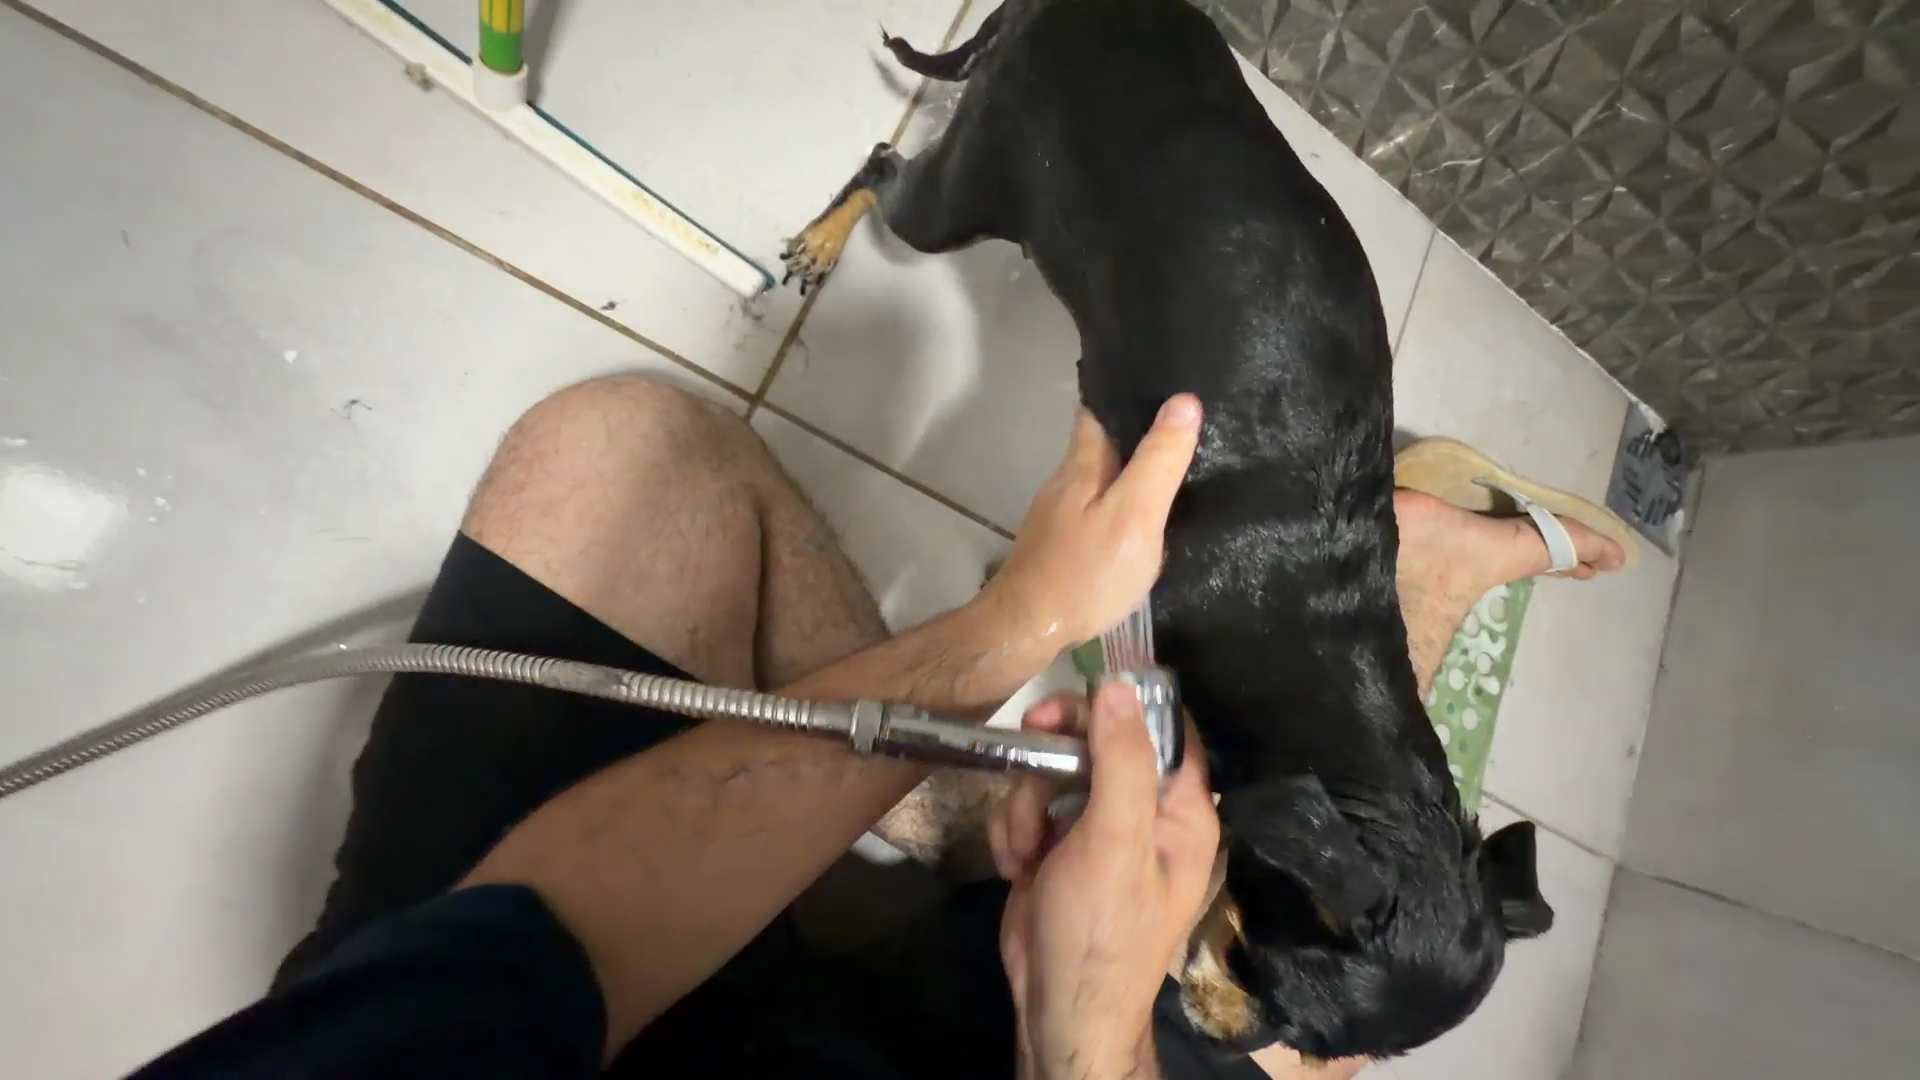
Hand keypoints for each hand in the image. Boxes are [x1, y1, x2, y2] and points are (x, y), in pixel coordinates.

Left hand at [986, 396, 1201, 652]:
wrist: (1026, 627)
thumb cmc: (1085, 571)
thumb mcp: (1135, 515)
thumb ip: (1158, 462)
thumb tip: (1183, 400)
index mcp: (1081, 465)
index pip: (1097, 412)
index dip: (1123, 396)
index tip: (1159, 387)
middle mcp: (1063, 483)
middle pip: (1097, 445)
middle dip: (1131, 435)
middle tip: (1178, 430)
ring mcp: (1054, 516)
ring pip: (1094, 481)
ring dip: (1124, 473)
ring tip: (1166, 472)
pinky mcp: (1054, 546)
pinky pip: (1090, 512)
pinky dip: (1113, 507)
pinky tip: (1134, 521)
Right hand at [991, 682, 1220, 1079]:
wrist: (1051, 1005)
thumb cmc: (1100, 928)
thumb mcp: (1116, 842)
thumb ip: (1121, 761)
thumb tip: (1119, 687)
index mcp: (1178, 810)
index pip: (1166, 729)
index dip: (1129, 701)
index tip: (1086, 685)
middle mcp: (1140, 811)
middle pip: (1098, 740)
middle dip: (1058, 749)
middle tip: (1030, 734)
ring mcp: (1093, 827)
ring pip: (1052, 771)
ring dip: (1027, 805)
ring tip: (1027, 850)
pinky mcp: (1054, 842)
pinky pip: (1027, 805)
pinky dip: (1014, 830)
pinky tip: (1015, 865)